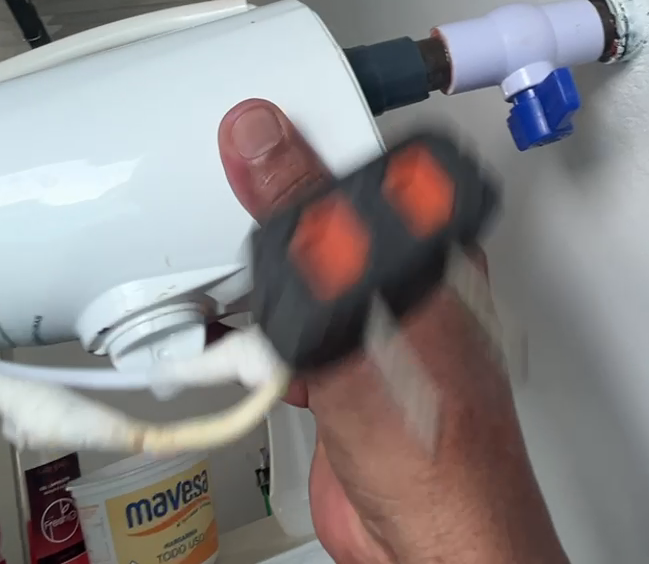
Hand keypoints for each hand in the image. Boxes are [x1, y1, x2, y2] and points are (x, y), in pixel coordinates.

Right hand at [218, 100, 568, 563]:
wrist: (431, 547)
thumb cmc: (433, 439)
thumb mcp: (353, 311)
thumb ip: (307, 224)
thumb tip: (266, 140)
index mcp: (426, 242)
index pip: (363, 161)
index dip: (305, 138)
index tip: (248, 127)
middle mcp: (402, 274)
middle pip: (324, 213)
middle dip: (271, 209)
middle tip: (221, 185)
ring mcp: (370, 321)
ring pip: (301, 271)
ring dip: (257, 275)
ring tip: (215, 261)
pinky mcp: (342, 367)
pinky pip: (288, 329)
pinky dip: (253, 333)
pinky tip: (228, 338)